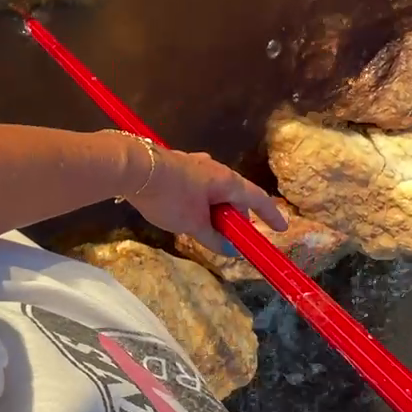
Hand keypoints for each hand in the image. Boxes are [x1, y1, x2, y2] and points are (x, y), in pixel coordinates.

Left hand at [126, 144, 287, 246]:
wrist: (131, 167)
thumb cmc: (169, 196)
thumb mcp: (192, 224)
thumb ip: (213, 238)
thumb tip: (229, 248)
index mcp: (226, 180)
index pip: (257, 198)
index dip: (270, 215)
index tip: (280, 228)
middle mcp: (213, 168)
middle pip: (233, 193)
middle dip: (235, 215)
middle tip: (231, 236)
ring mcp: (192, 163)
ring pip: (212, 189)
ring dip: (213, 209)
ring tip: (204, 227)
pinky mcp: (173, 164)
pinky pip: (194, 186)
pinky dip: (197, 201)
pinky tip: (184, 212)